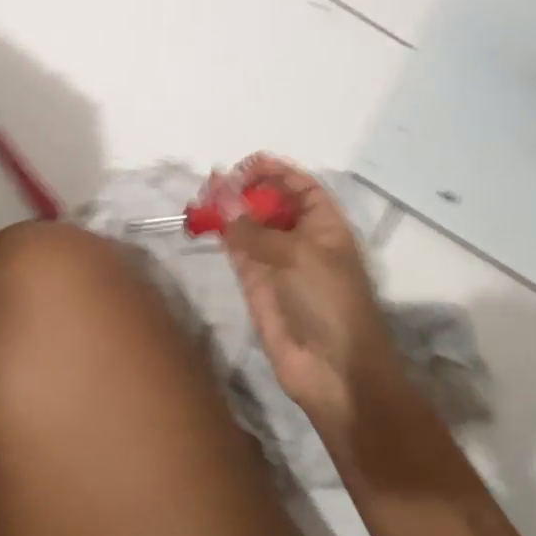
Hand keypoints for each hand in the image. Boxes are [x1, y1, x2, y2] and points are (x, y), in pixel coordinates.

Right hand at [221, 155, 400, 442]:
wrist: (335, 371)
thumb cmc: (331, 303)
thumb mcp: (299, 256)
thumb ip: (255, 229)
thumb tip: (221, 202)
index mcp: (326, 225)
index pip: (300, 186)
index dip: (276, 171)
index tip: (246, 164)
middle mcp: (302, 238)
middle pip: (271, 202)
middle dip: (245, 188)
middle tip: (214, 181)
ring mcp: (277, 262)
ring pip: (249, 225)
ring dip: (228, 209)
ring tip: (201, 195)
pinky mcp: (257, 285)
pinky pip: (237, 250)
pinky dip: (221, 234)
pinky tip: (205, 220)